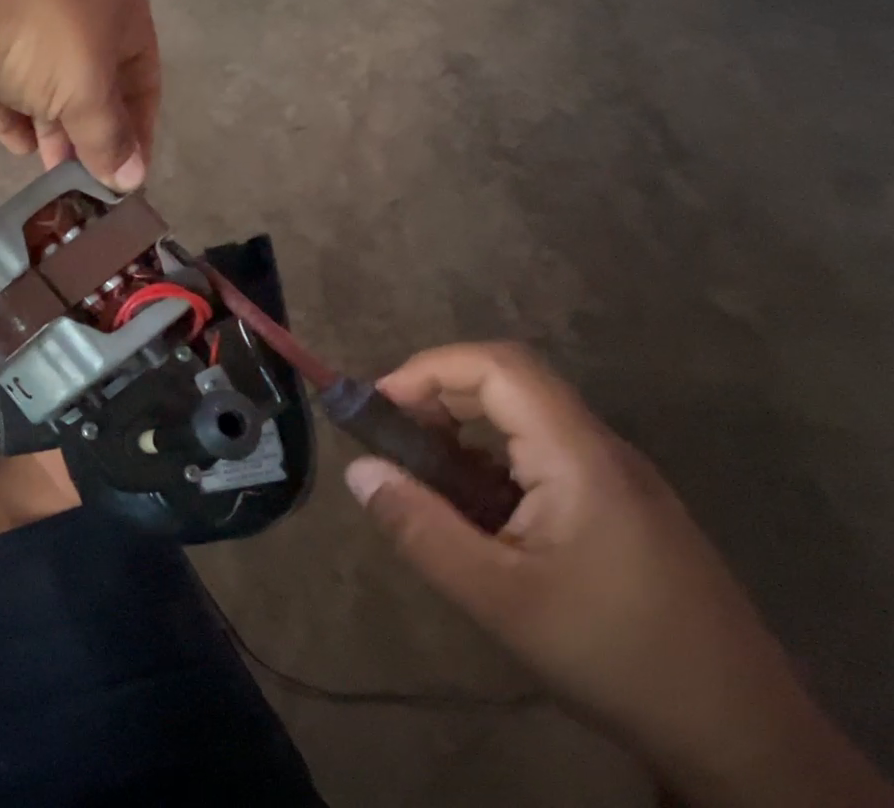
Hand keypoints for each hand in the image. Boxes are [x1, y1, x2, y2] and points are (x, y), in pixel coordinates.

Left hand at [0, 0, 159, 189]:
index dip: (138, 130)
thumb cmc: (37, 28)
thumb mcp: (84, 90)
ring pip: (42, 75)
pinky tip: (14, 143)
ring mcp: (18, 3)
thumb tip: (133, 178)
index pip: (142, 75)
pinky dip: (9, 107)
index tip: (126, 177)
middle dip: (86, 130)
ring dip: (49, 122)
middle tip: (78, 178)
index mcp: (119, 1)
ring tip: (46, 169)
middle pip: (90, 76)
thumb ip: (109, 137)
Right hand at [347, 343, 890, 805]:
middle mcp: (602, 453)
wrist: (738, 729)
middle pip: (511, 384)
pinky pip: (542, 458)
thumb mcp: (496, 596)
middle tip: (386, 443)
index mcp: (579, 458)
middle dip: (436, 397)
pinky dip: (488, 463)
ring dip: (460, 431)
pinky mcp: (619, 510)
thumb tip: (358, 469)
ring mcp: (617, 481)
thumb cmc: (611, 653)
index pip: (499, 368)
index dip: (428, 369)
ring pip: (526, 422)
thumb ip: (420, 527)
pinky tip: (470, 513)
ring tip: (418, 479)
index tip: (376, 408)